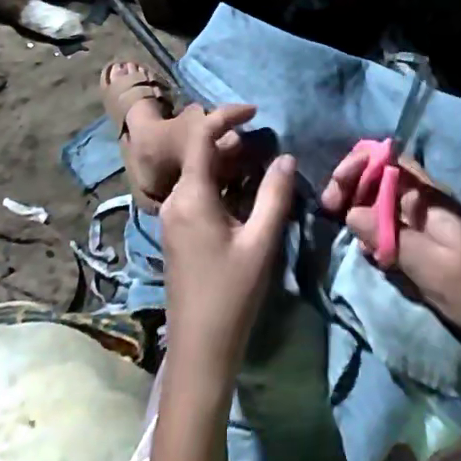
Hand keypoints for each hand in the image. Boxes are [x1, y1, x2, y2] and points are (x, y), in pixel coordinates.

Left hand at [159, 104, 295, 371]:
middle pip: (202, 153)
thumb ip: (274, 195)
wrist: (199, 349)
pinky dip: (225, 183)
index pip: (201, 136)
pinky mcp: (180, 232)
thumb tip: (286, 158)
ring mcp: (174, 217)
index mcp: (190, 196)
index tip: (256, 111)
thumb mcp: (260, 242)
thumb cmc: (231, 294)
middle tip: (269, 146)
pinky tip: (249, 194)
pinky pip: (201, 192)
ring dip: (232, 164)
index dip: (226, 116)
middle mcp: (175, 200)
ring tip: (265, 167)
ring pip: (202, 174)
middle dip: (235, 142)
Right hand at [320, 149, 460, 348]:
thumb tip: (350, 213)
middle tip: (328, 207)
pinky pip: (385, 224)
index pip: (388, 160)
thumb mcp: (433, 267)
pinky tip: (359, 243)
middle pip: (378, 175)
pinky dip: (367, 227)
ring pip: (378, 198)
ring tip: (336, 221)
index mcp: (428, 198)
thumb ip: (392, 238)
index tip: (336, 188)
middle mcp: (421, 201)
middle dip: (350, 183)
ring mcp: (418, 221)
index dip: (359, 164)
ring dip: (354, 203)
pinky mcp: (416, 242)